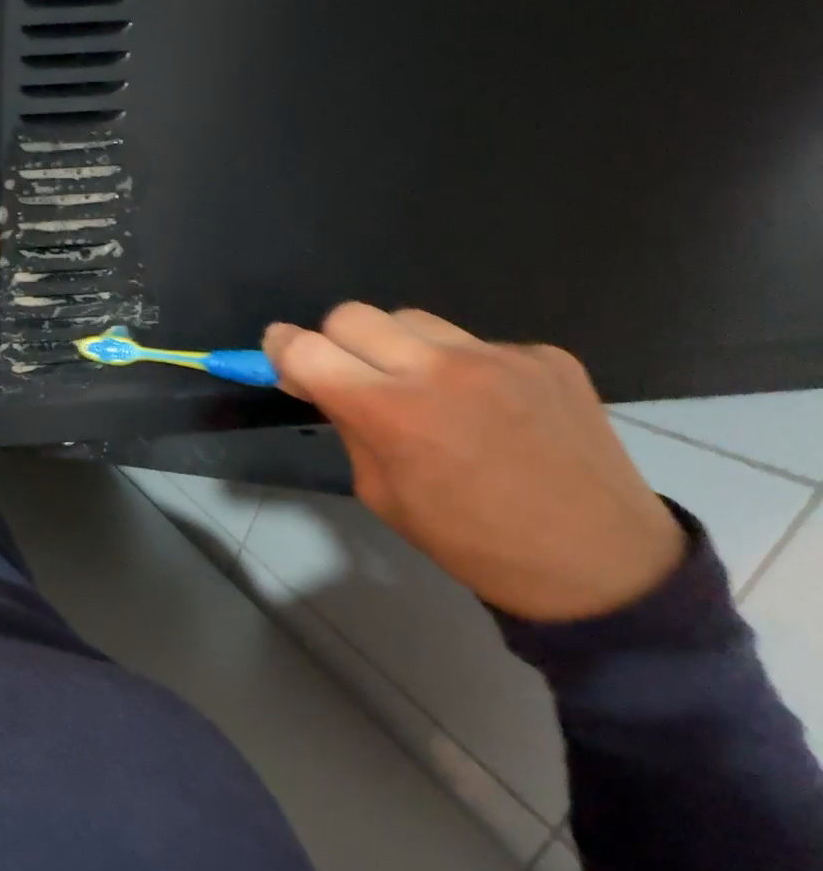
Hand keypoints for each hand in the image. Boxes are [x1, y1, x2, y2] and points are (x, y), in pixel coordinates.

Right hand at [262, 303, 686, 620]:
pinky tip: (480, 408)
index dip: (281, 348)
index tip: (277, 354)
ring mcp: (500, 354)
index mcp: (391, 411)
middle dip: (334, 341)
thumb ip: (349, 426)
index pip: (308, 349)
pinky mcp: (545, 354)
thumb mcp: (379, 492)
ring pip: (413, 320)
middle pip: (354, 315)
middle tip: (345, 376)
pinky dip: (457, 366)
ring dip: (394, 346)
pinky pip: (473, 342)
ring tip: (416, 389)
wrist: (592, 556)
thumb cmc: (465, 539)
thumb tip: (321, 384)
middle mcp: (442, 367)